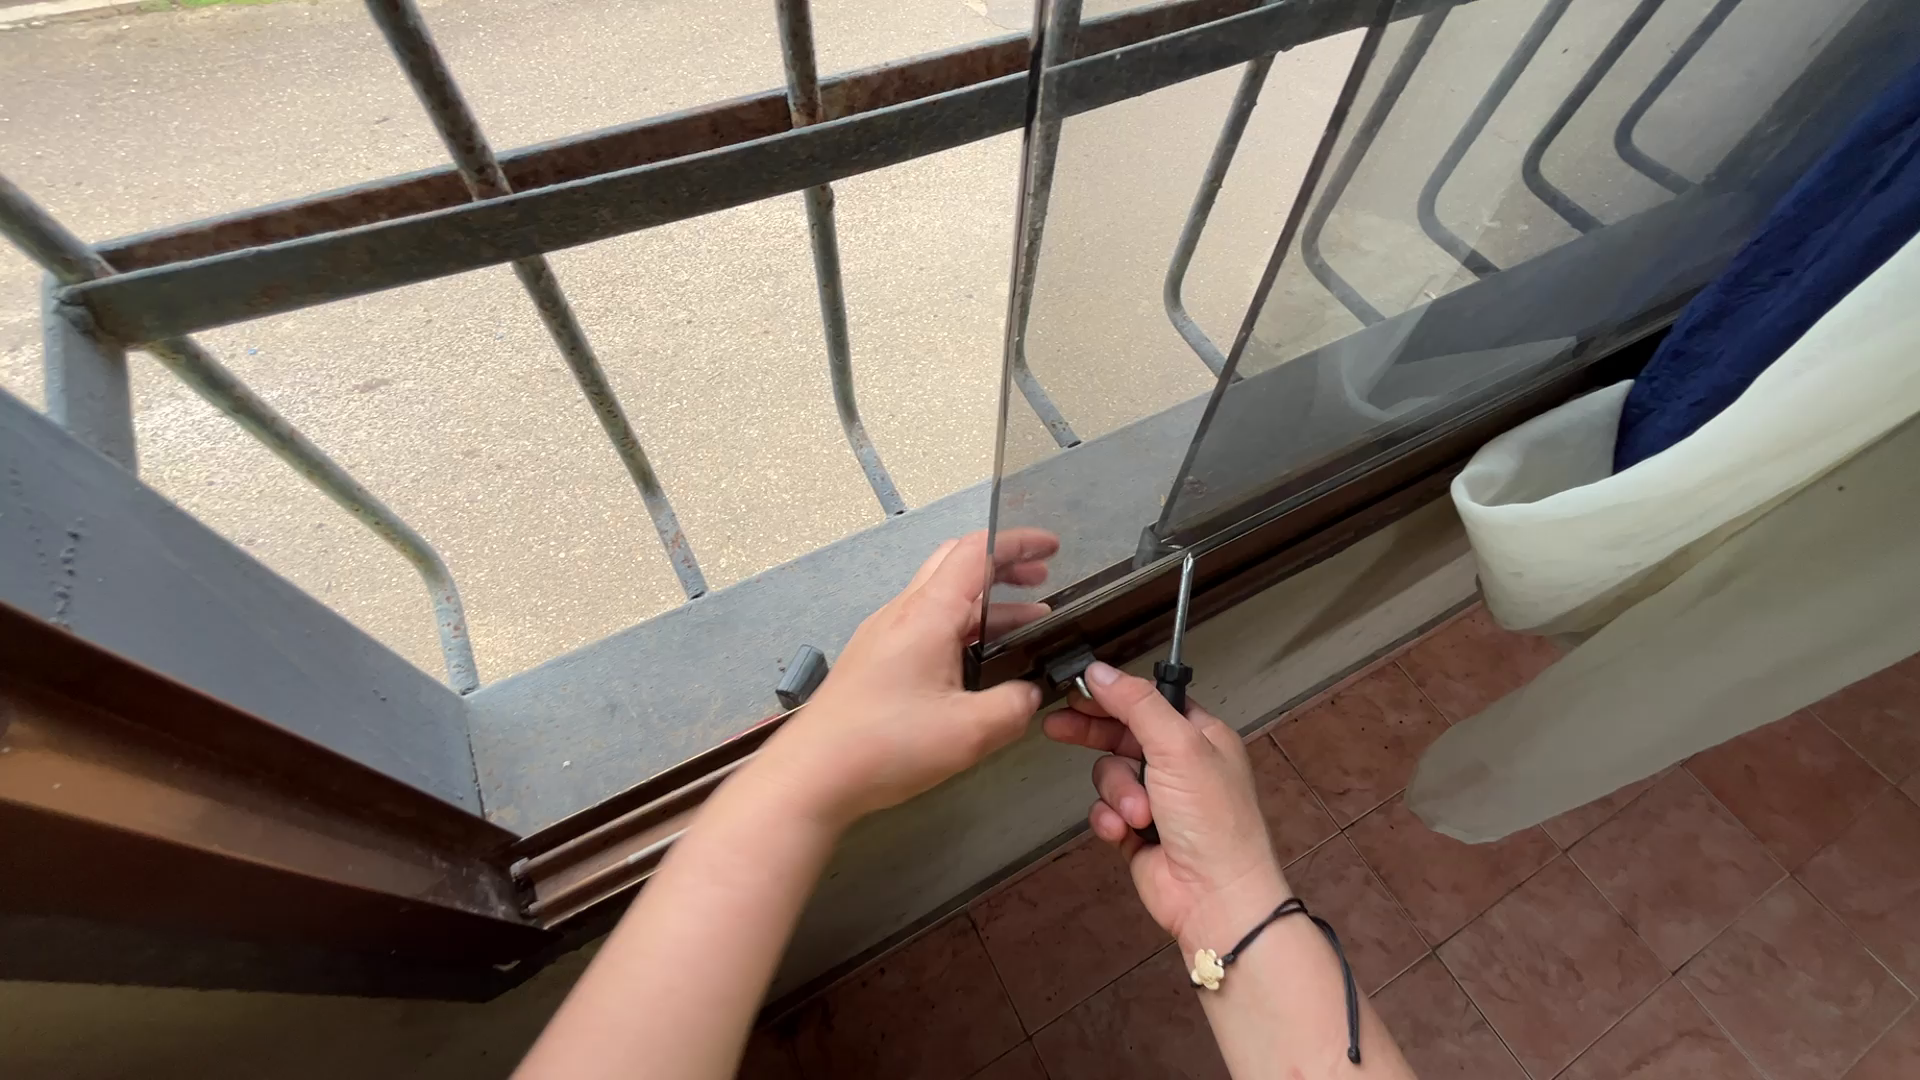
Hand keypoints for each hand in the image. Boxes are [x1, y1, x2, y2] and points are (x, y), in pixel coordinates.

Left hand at [751, 528, 1058, 829]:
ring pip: (943, 597)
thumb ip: (1013, 707)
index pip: (976, 552)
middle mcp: (903, 613)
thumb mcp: (968, 732)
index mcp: (927, 614)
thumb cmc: (881, 746)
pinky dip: (962, 627)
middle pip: (956, 563)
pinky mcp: (876, 659)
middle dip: (1002, 564)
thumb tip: (1032, 695)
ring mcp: (885, 634)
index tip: (1050, 546)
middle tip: (1040, 578)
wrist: (811, 775)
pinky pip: (926, 625)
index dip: (1018, 542)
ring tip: (1025, 623)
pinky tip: (979, 658)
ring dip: (985, 602)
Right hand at [1044, 661, 1290, 949]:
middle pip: (1120, 733)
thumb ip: (1136, 704)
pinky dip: (1110, 819)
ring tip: (1136, 815)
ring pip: (1109, 773)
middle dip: (1092, 734)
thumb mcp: (1178, 747)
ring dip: (1117, 793)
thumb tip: (1098, 670)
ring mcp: (1157, 797)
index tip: (1077, 688)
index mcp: (1198, 735)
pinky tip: (1123, 832)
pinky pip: (1105, 808)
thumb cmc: (1212, 820)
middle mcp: (1178, 762)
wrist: (1215, 900)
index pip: (1147, 700)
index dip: (1113, 694)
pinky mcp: (1136, 829)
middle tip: (1057, 726)